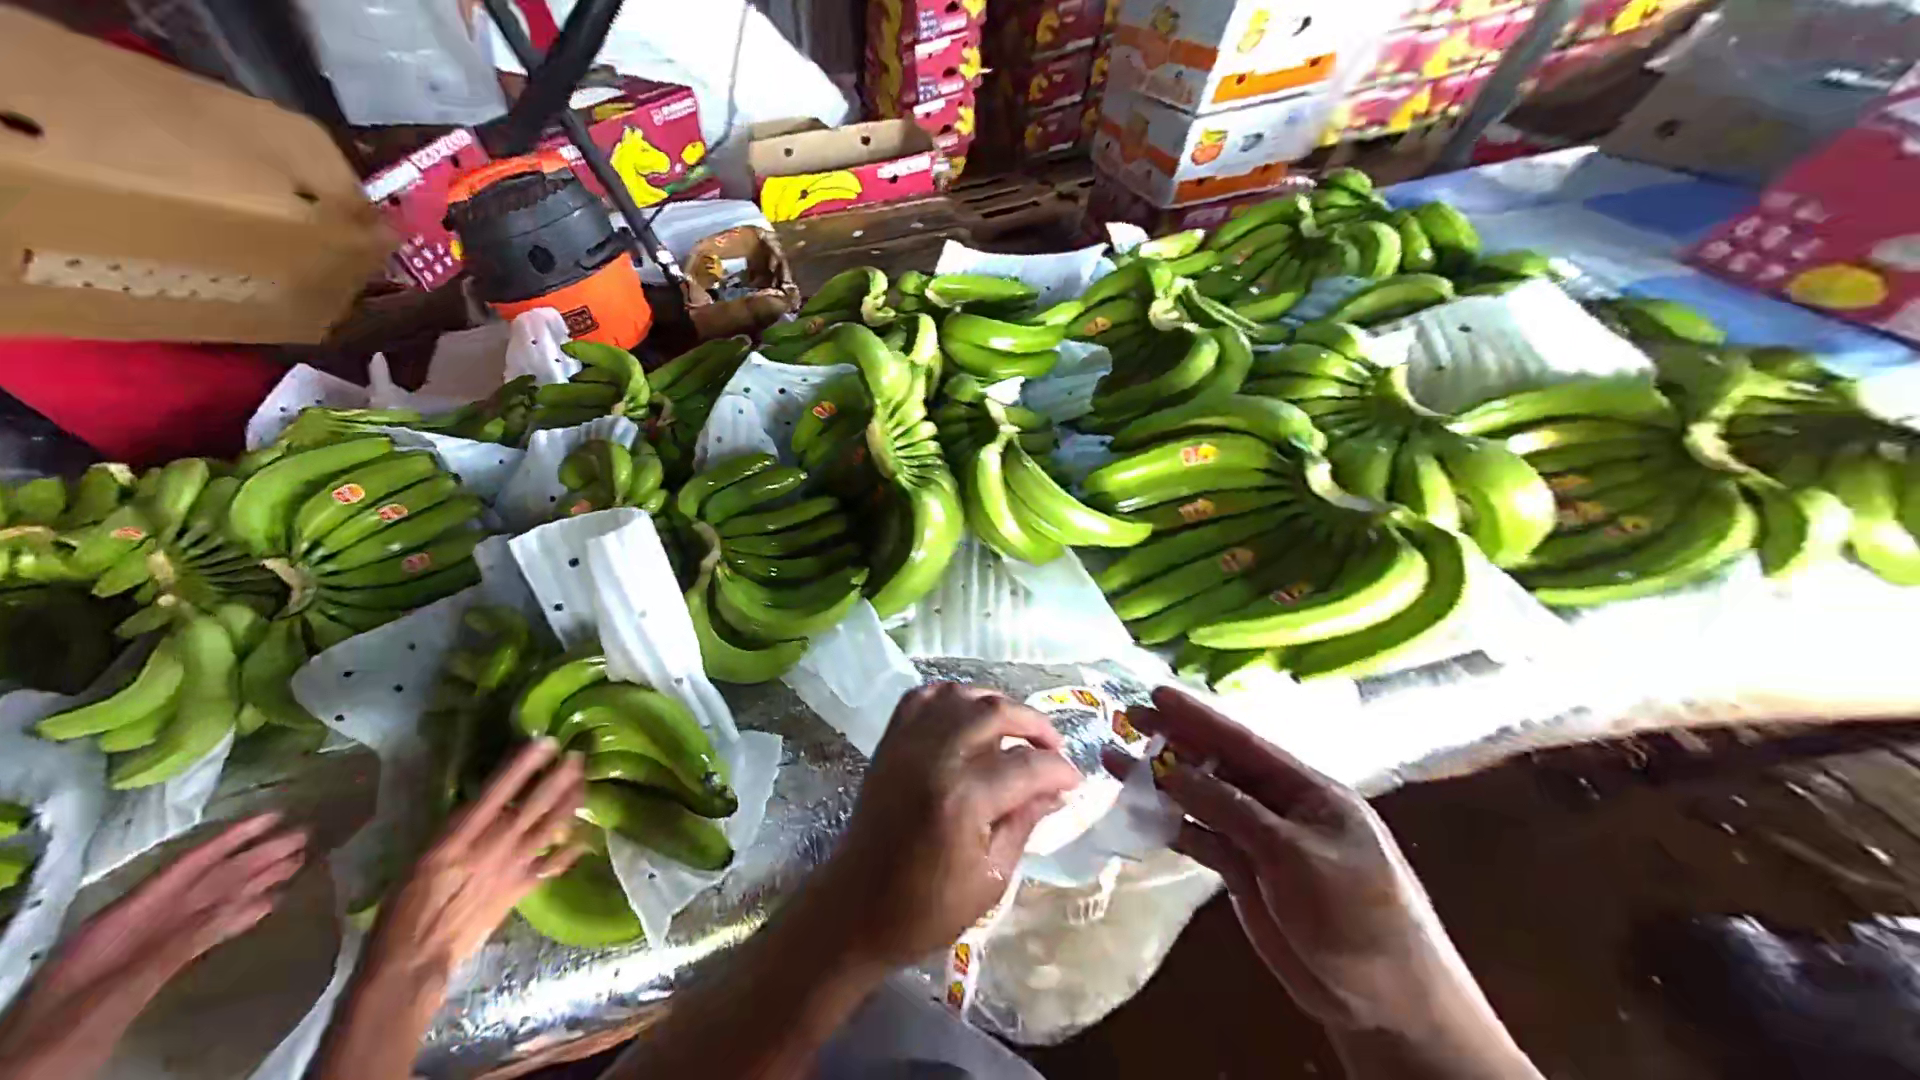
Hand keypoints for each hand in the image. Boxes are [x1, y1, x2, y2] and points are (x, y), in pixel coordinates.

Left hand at [0, 814, 303, 1079]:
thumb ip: (181, 944)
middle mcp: (133, 926)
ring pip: (208, 903)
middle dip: (255, 857)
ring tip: (298, 862)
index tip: (277, 816)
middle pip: (204, 882)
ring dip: (253, 881)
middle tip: (306, 836)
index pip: (187, 868)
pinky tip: (267, 904)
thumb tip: (253, 898)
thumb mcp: (119, 991)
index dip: (232, 839)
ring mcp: (140, 948)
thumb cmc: (61, 1039)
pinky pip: (204, 929)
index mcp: (121, 922)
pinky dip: (239, 913)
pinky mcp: (149, 970)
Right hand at [368, 738, 584, 978]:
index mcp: (461, 835)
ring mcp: (513, 865)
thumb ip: (459, 829)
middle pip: (535, 804)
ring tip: (585, 782)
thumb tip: (487, 805)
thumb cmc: (405, 907)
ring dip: (571, 802)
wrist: (413, 958)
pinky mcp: (523, 887)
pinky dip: (573, 848)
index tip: (546, 742)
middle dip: (559, 777)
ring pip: (551, 826)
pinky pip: (555, 863)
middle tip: (579, 755)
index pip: (498, 790)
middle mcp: (493, 845)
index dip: (524, 765)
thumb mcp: (424, 856)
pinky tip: (589, 835)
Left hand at [812, 683, 1082, 967]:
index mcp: (964, 798)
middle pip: (997, 713)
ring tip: (1015, 730)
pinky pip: (924, 696)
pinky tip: (968, 716)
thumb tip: (1057, 790)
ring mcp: (908, 743)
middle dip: (1036, 725)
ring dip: (997, 705)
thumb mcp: (992, 879)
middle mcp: (936, 757)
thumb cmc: (926, 909)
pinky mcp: (890, 742)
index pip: (1027, 765)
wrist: (855, 909)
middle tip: (1053, 749)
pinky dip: (952, 698)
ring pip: (962, 695)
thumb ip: (1024, 823)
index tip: (1074, 781)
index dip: (1060, 770)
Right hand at [1119, 687, 1494, 1036]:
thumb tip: (1172, 770)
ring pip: (1201, 798)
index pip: (1242, 742)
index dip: (1198, 716)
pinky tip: (1139, 810)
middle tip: (1128, 718)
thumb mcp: (1295, 855)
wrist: (1385, 1004)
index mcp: (1305, 789)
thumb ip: (1231, 809)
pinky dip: (1170, 824)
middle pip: (1217, 764)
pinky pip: (1199, 837)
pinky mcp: (1243, 871)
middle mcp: (1278, 805)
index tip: (1157, 692)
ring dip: (1161, 781)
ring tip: (1116, 758)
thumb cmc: (1357, 917)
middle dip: (1173, 739)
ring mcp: (1258, 839)